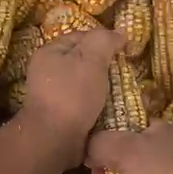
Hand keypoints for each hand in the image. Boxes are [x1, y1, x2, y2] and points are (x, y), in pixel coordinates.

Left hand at [15, 28, 124, 165]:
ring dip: (103, 88)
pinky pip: (85, 104)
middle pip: (83, 61)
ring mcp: (53, 96)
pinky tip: (112, 109)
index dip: (104, 40)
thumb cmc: (72, 94)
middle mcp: (47, 72)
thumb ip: (105, 40)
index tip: (124, 50)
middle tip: (125, 72)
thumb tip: (120, 33)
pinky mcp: (61, 116)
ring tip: (122, 91)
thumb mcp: (91, 58)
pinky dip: (98, 105)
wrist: (55, 139)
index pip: (81, 36)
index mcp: (50, 52)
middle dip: (105, 66)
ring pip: (86, 84)